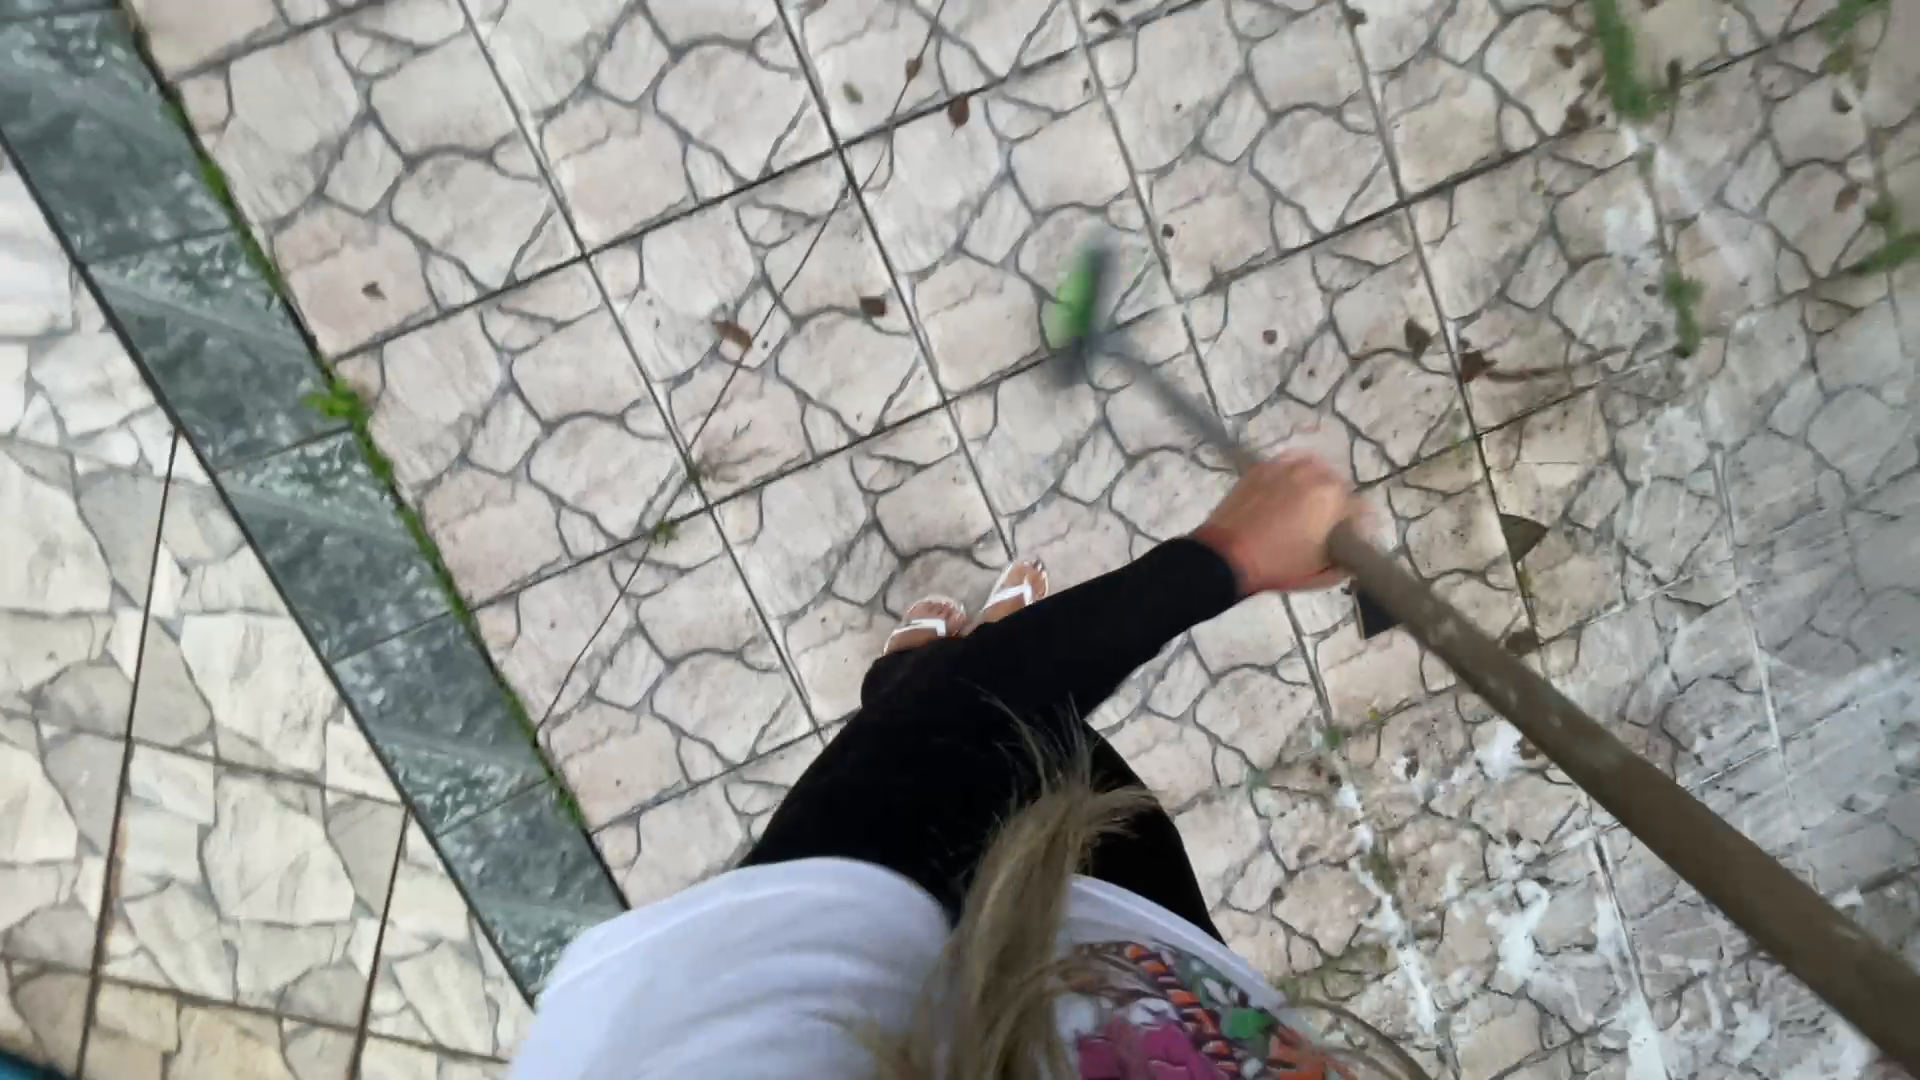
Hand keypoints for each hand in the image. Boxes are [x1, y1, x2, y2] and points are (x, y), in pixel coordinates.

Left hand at [1192, 450, 1358, 593]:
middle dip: (1337, 503)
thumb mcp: (1320, 574)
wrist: (1224, 554)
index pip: (1362, 509)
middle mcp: (1314, 474)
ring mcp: (1285, 466)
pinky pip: (1286, 464)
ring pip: (1314, 469)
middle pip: (1338, 485)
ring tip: (1306, 503)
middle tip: (1325, 523)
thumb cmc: (1276, 565)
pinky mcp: (1260, 468)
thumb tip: (1351, 555)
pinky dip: (1291, 474)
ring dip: (1316, 484)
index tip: (1351, 539)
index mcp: (1334, 498)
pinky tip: (1286, 488)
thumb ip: (1345, 563)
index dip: (1359, 526)